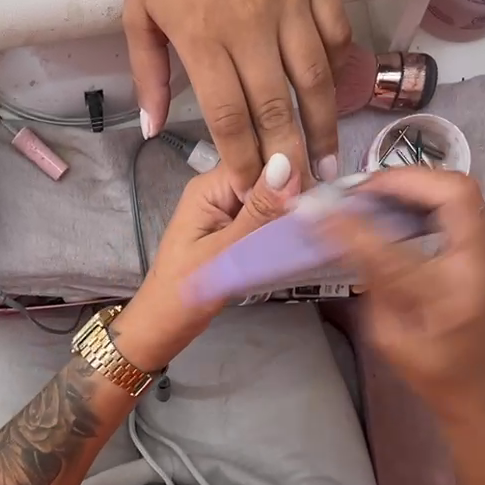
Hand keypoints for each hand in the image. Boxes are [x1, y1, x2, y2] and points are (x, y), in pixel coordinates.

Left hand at [114, 152, 298, 369]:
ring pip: (270, 198)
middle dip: (294, 192)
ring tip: (313, 228)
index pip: (258, 159)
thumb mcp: (225, 251)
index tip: (317, 194)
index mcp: (208, 187)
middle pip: (266, 176)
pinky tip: (298, 236)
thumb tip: (288, 166)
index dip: (291, 171)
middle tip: (319, 217)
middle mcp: (218, 190)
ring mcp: (227, 209)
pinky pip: (264, 217)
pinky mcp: (234, 228)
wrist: (165, 325)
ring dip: (290, 211)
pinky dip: (280, 226)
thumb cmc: (185, 292)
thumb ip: (259, 212)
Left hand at [124, 0, 350, 199]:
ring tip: (328, 163)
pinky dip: (339, 69)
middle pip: (276, 108)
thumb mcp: (138, 12)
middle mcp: (251, 26)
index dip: (245, 160)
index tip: (254, 191)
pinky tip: (337, 100)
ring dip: (322, 126)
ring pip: (314, 78)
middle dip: (288, 158)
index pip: (230, 116)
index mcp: (203, 38)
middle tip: (300, 194)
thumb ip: (147, 75)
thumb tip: (153, 131)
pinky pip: (336, 34)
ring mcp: (290, 2)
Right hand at [316, 169, 484, 414]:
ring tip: (367, 193)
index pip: (397, 253)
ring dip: (410, 181)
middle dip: (400, 181)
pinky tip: (388, 201)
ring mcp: (484, 246)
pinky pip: (454, 197)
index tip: (321, 211)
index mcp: (449, 297)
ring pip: (456, 186)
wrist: (474, 376)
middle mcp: (478, 261)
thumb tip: (332, 231)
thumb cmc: (428, 364)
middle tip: (355, 192)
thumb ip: (368, 282)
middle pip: (453, 192)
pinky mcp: (478, 239)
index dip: (355, 228)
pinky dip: (419, 189)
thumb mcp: (387, 333)